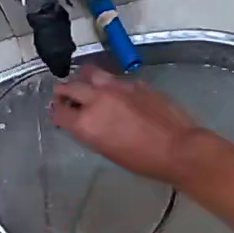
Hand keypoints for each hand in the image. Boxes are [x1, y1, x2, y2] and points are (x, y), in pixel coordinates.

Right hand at [51, 66, 207, 184]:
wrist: (177, 148)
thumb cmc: (141, 160)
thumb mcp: (107, 150)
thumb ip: (90, 131)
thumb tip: (84, 121)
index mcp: (86, 123)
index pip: (59, 111)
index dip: (55, 112)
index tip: (57, 113)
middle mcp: (97, 99)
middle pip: (69, 86)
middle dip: (63, 91)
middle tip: (64, 95)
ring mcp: (116, 86)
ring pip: (90, 73)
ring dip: (83, 78)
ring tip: (85, 85)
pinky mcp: (134, 82)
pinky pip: (113, 77)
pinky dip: (107, 82)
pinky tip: (114, 91)